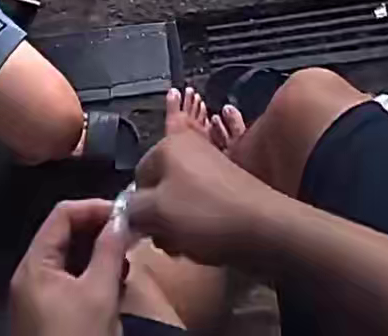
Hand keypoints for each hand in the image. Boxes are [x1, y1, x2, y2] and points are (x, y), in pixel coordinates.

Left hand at [10, 199, 130, 335]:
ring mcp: (36, 299)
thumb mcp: (100, 293)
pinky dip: (91, 275)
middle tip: (128, 236)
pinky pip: (69, 281)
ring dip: (97, 254)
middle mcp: (30, 276)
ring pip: (69, 258)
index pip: (63, 213)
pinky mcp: (46, 318)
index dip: (94, 207)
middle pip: (64, 234)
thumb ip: (110, 248)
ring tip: (124, 262)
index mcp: (35, 265)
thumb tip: (121, 216)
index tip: (124, 214)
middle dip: (98, 231)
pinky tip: (113, 286)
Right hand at [126, 131, 288, 267]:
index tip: (150, 231)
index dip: (139, 207)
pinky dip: (196, 219)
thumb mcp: (155, 213)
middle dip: (159, 216)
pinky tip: (204, 238)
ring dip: (177, 223)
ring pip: (178, 197)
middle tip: (170, 240)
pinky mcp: (225, 180)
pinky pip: (199, 200)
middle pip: (158, 186)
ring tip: (187, 243)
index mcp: (168, 144)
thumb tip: (126, 211)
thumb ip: (131, 209)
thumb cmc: (203, 214)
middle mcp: (188, 145)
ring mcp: (209, 162)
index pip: (137, 176)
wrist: (261, 226)